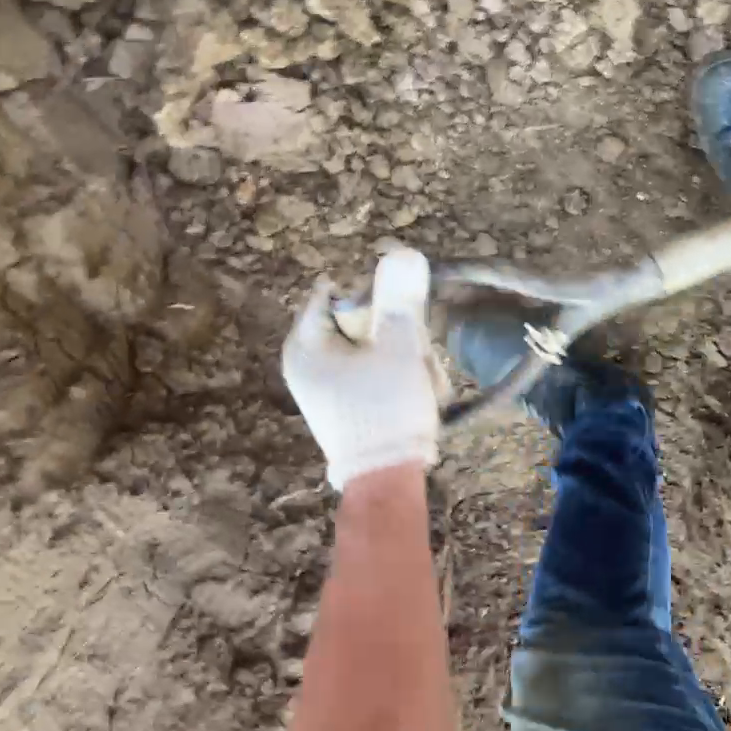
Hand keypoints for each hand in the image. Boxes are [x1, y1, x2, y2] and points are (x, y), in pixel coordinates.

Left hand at [282, 248, 444, 488]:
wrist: (386, 478)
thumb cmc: (386, 408)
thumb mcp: (400, 348)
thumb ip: (402, 300)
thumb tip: (405, 252)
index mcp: (305, 345)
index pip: (336, 293)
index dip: (375, 295)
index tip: (405, 313)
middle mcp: (307, 364)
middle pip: (362, 322)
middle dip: (401, 336)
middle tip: (420, 357)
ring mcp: (326, 389)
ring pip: (377, 350)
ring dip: (409, 360)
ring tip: (425, 383)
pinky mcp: (347, 408)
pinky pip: (377, 375)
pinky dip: (401, 380)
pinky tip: (419, 396)